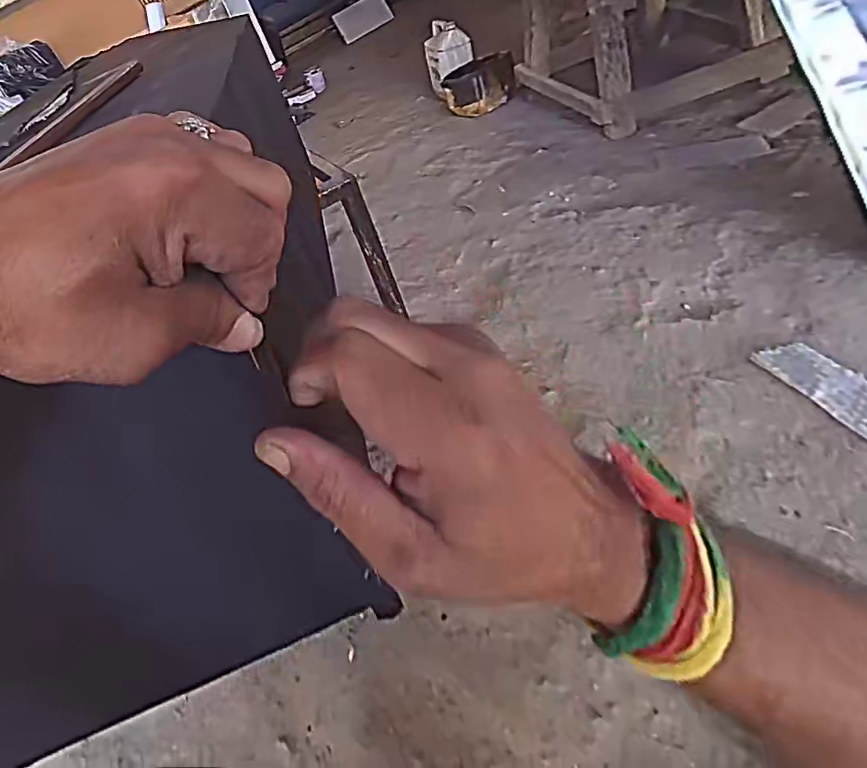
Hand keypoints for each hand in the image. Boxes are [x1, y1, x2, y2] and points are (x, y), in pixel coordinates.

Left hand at [0, 113, 292, 385]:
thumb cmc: (19, 305)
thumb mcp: (127, 338)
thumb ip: (202, 323)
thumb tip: (241, 321)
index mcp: (175, 185)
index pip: (263, 230)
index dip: (257, 284)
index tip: (234, 316)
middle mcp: (161, 144)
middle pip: (261, 184)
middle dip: (253, 242)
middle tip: (218, 291)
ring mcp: (131, 134)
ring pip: (227, 160)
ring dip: (227, 212)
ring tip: (186, 263)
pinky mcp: (104, 141)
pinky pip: (183, 153)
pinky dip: (193, 191)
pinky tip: (159, 234)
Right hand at [253, 299, 650, 626]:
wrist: (593, 531)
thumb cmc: (500, 553)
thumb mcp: (409, 555)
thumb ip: (335, 493)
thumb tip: (273, 442)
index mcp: (449, 431)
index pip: (349, 355)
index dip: (307, 372)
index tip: (307, 409)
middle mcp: (465, 372)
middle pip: (352, 316)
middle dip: (315, 350)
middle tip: (319, 400)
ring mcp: (475, 348)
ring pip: (370, 312)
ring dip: (343, 347)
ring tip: (353, 401)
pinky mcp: (476, 341)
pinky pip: (396, 321)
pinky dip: (373, 346)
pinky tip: (386, 392)